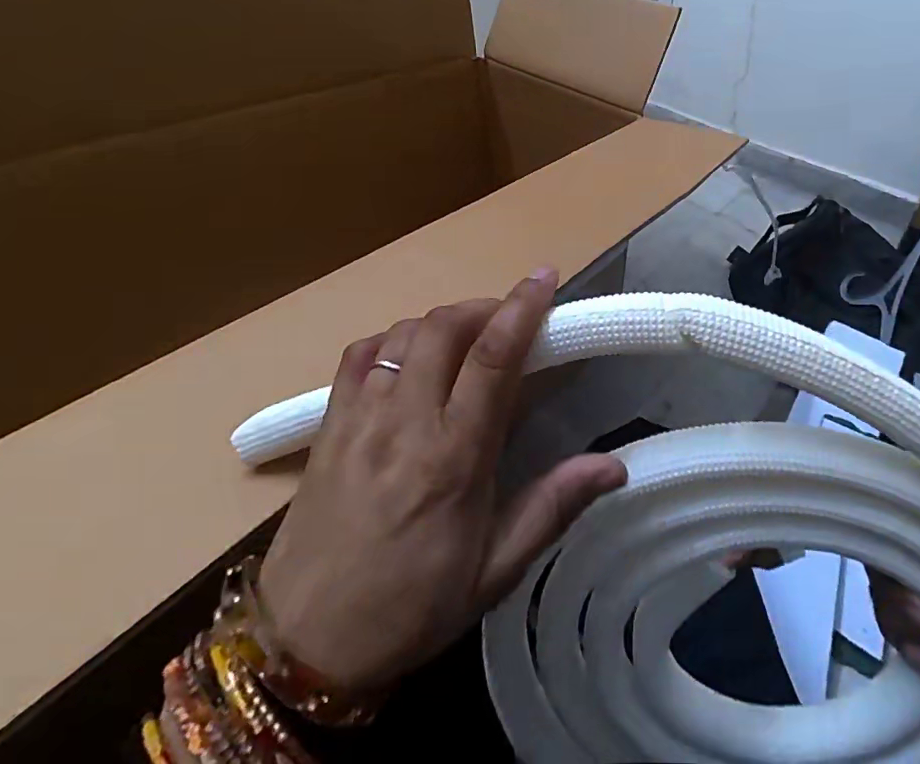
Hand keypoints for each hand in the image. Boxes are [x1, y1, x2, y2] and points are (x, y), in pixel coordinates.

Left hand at [257, 269, 628, 689]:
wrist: (305, 641)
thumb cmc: (411, 608)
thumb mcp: (494, 572)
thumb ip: (551, 507)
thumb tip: (615, 466)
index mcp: (452, 457)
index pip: (492, 359)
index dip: (521, 308)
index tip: (543, 277)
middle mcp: (403, 421)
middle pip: (443, 328)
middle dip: (483, 306)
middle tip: (510, 317)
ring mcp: (357, 417)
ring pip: (402, 334)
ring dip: (441, 322)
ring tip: (466, 339)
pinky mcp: (327, 424)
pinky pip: (359, 356)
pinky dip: (392, 340)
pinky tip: (407, 357)